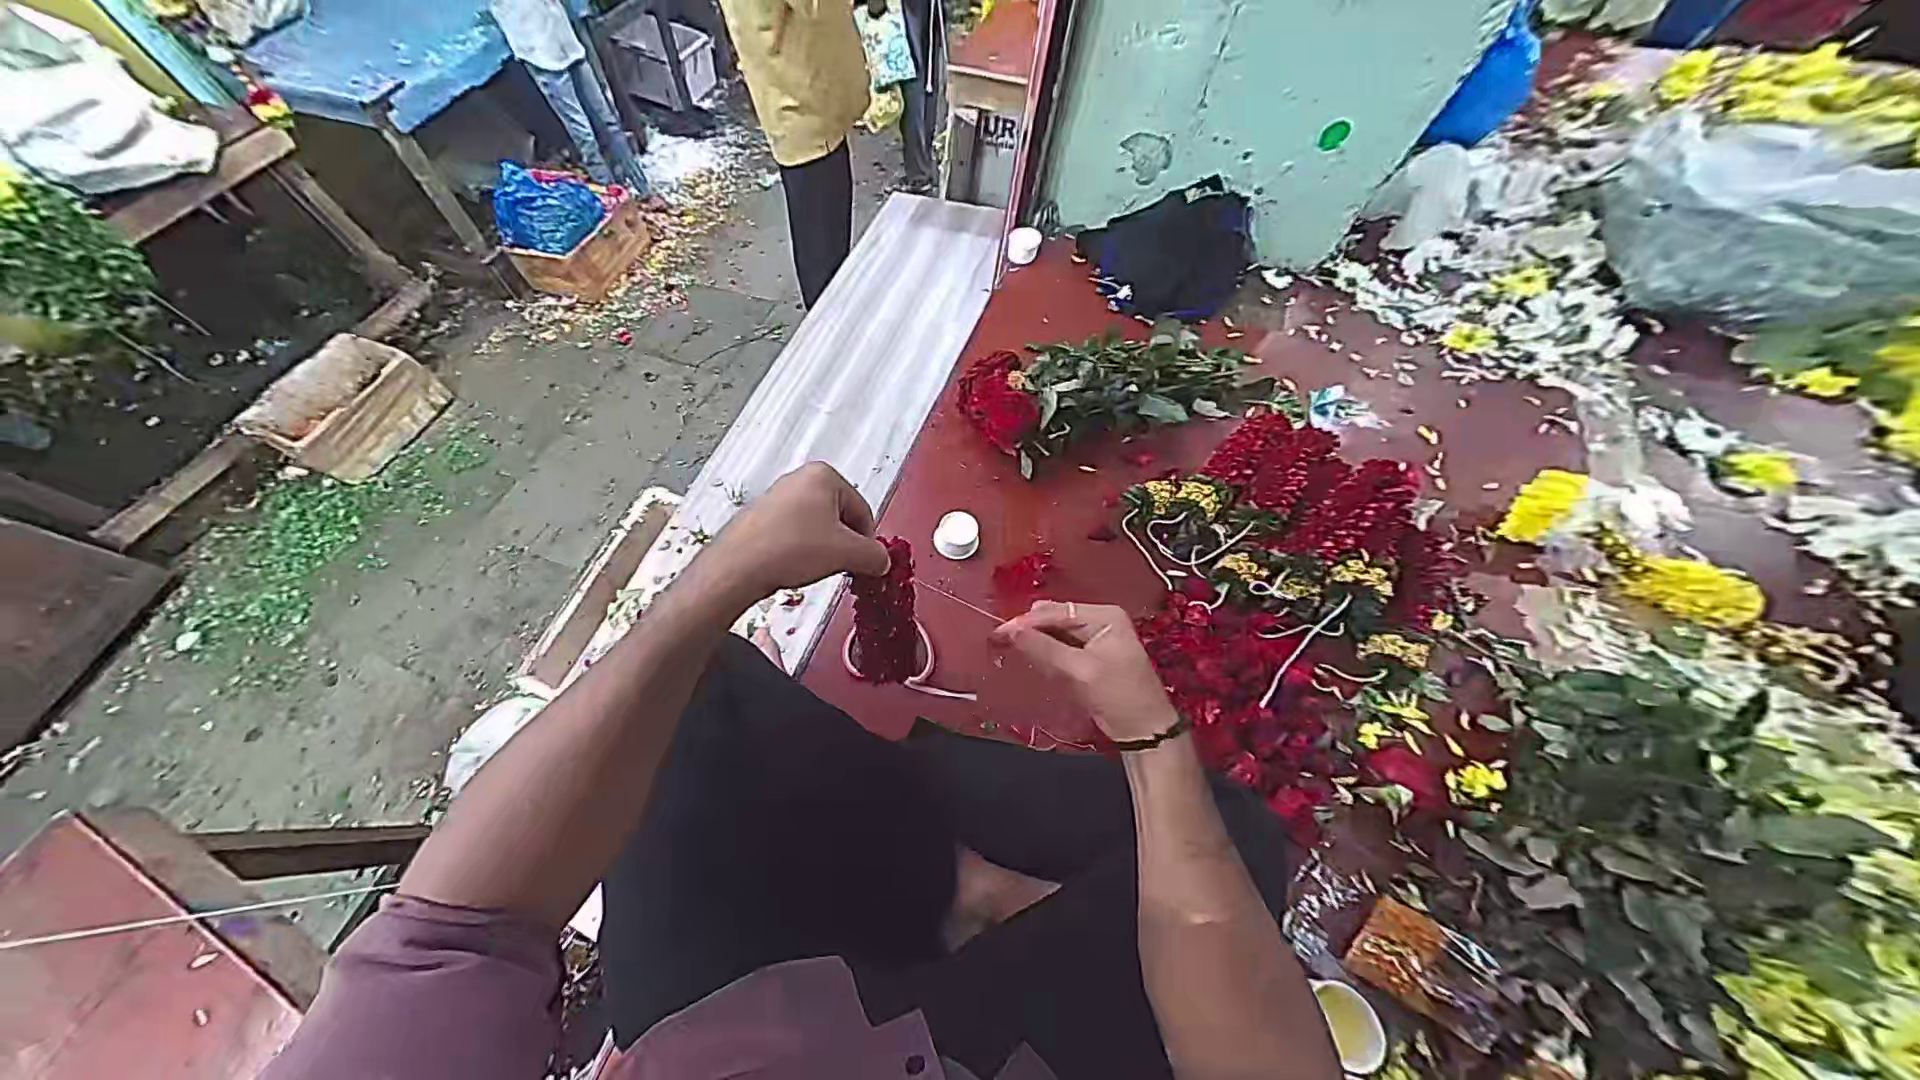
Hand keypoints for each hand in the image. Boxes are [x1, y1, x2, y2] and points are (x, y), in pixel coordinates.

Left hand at [704, 463, 890, 602]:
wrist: (737, 568)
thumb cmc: (787, 549)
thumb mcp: (847, 554)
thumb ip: (875, 556)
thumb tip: (881, 560)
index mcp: (823, 475)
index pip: (863, 511)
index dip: (867, 542)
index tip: (866, 561)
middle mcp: (799, 479)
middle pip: (841, 517)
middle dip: (844, 545)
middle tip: (840, 565)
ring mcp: (778, 497)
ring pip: (818, 527)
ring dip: (823, 550)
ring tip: (813, 567)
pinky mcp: (762, 517)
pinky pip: (795, 534)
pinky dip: (801, 551)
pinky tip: (794, 566)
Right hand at [990, 601, 1179, 741]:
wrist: (1145, 731)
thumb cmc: (1120, 696)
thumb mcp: (1081, 671)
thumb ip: (1045, 647)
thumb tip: (1011, 630)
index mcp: (1105, 616)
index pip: (1058, 611)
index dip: (1026, 621)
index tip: (999, 632)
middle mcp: (1100, 620)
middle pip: (1055, 618)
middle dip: (1029, 630)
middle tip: (1001, 641)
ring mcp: (1096, 637)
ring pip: (1055, 633)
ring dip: (1036, 642)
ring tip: (1010, 649)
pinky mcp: (1090, 656)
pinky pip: (1060, 647)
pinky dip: (1046, 653)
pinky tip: (1033, 659)